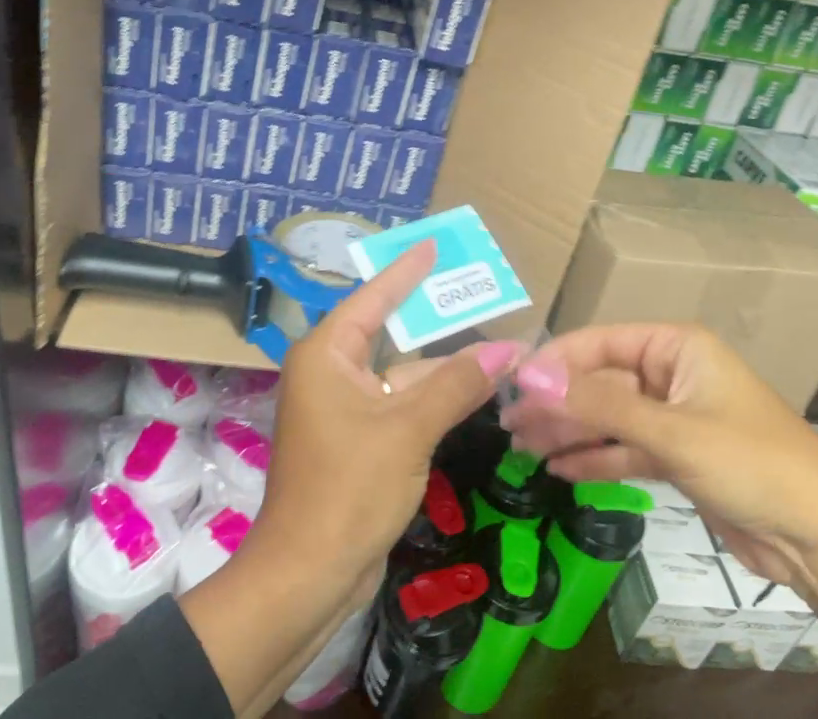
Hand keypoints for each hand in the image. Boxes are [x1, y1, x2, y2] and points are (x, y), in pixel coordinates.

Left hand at [249, 241, 520, 577]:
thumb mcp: (407, 428)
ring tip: (495, 347)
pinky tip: (471, 391)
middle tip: (473, 291)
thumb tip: (508, 349)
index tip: (432, 246)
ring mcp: (342, 413)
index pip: (370, 299)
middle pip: (387, 336)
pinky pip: (398, 407)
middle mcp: (329, 376)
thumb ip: (456, 384)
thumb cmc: (349, 487)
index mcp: (325, 356)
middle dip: (433, 322)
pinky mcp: (356, 445)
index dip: (404, 272)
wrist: (310, 571)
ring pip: (399, 377)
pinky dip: (431, 400)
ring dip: (441, 369)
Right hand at [503, 323, 817, 582]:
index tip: (511, 387)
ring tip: (522, 449)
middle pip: (600, 382)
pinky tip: (559, 469)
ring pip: (608, 418)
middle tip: (509, 426)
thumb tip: (530, 379)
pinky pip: (625, 449)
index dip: (555, 363)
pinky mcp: (677, 457)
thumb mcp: (670, 431)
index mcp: (677, 348)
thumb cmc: (751, 463)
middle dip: (556, 403)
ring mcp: (674, 417)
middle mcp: (672, 375)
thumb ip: (598, 405)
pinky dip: (595, 458)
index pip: (600, 343)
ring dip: (568, 432)